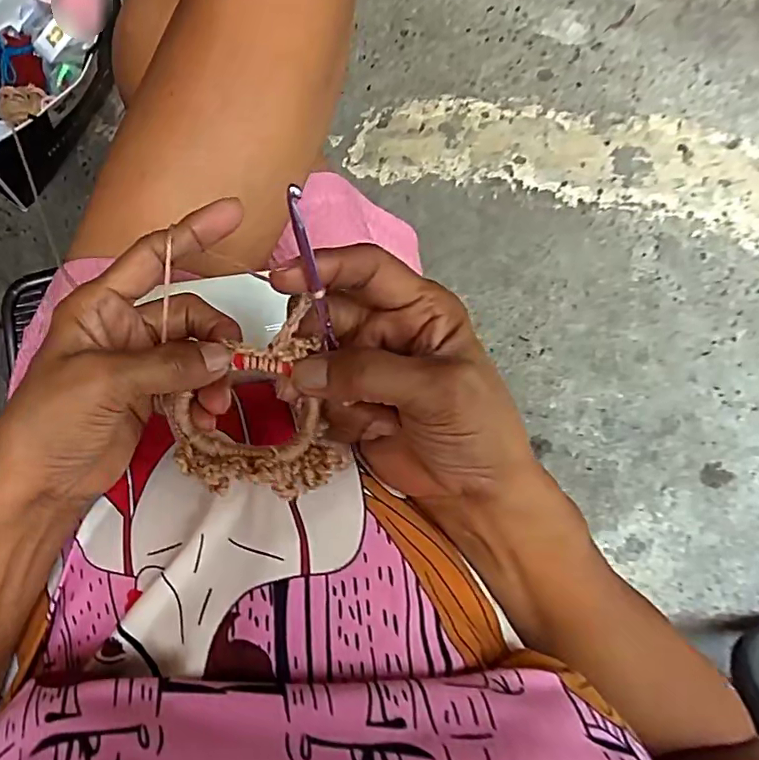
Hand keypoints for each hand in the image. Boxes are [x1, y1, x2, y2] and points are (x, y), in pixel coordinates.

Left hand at [0, 199, 245, 510]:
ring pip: (193, 352)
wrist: (40, 481)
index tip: (232, 214)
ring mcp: (136, 365)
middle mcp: (120, 329)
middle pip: (185, 312)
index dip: (191, 234)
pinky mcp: (148, 398)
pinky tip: (205, 419)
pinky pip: (188, 386)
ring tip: (215, 403)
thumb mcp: (103, 381)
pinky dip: (202, 398)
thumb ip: (165, 364)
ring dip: (212, 374)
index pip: (150, 257)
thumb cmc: (49, 419)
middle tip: (232, 363)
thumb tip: (222, 357)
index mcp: (98, 307)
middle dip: (213, 334)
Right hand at [269, 243, 539, 501]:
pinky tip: (363, 430)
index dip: (325, 267)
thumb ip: (368, 372)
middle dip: (308, 339)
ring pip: (312, 357)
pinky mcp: (344, 400)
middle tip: (299, 368)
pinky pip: (313, 394)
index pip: (367, 270)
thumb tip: (301, 372)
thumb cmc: (477, 429)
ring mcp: (361, 367)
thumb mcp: (436, 390)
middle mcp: (384, 330)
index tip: (281, 278)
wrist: (473, 492)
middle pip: (326, 313)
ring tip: (334, 410)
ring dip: (313, 384)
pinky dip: (324, 412)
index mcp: (419, 309)